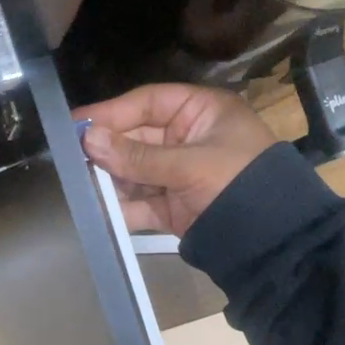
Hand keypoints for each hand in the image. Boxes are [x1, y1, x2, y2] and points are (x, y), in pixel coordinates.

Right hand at [73, 83, 278, 237]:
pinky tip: (95, 211)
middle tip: (71, 159)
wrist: (273, 242)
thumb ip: (137, 157)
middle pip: (136, 138)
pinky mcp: (173, 208)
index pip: (148, 103)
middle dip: (107, 150)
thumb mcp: (189, 165)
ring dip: (108, 181)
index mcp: (201, 113)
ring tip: (78, 185)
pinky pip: (139, 204)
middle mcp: (188, 139)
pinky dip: (119, 209)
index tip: (76, 124)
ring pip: (134, 172)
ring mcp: (179, 175)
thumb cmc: (237, 183)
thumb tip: (89, 140)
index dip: (111, 113)